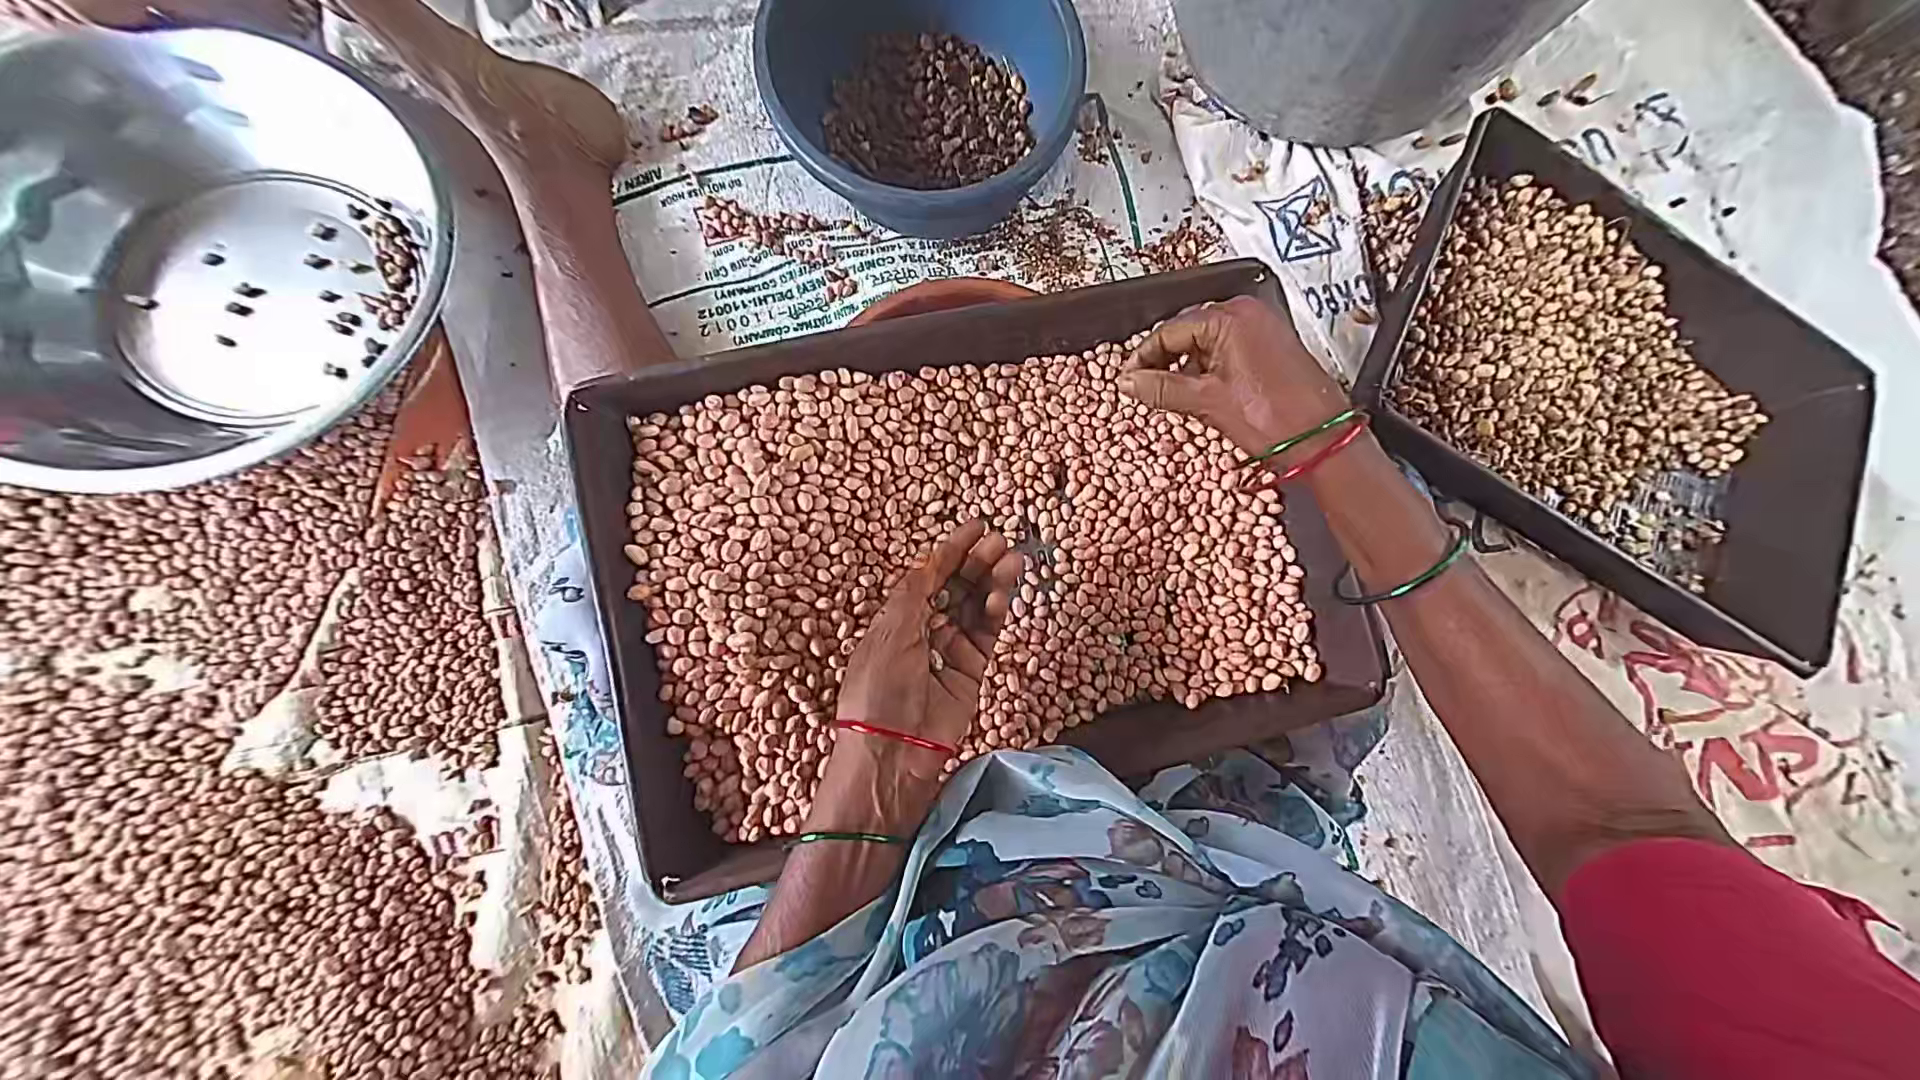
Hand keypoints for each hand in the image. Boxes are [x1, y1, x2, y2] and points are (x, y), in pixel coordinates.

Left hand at [834, 520, 1023, 784]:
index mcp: (897, 617)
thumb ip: (915, 592)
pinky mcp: (971, 669)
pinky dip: (995, 611)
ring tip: (1011, 560)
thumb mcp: (890, 631)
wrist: (893, 751)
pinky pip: (986, 632)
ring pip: (976, 606)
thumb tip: (932, 560)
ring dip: (992, 582)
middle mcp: (924, 629)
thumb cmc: (879, 688)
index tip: (977, 527)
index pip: (929, 575)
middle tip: (999, 542)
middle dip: (976, 562)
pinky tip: (1002, 594)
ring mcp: (949, 649)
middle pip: (956, 587)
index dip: (952, 550)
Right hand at [1117, 295, 1350, 455]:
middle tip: (1143, 388)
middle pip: (1186, 332)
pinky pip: (1225, 350)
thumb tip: (1127, 382)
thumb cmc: (1274, 418)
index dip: (1142, 357)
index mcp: (1230, 318)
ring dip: (1183, 367)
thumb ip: (1160, 388)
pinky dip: (1206, 369)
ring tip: (1169, 396)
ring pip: (1204, 343)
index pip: (1168, 332)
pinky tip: (1198, 394)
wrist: (1321, 440)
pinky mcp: (1269, 346)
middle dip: (1162, 361)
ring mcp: (1261, 328)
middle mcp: (1248, 314)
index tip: (1127, 379)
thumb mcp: (1204, 402)